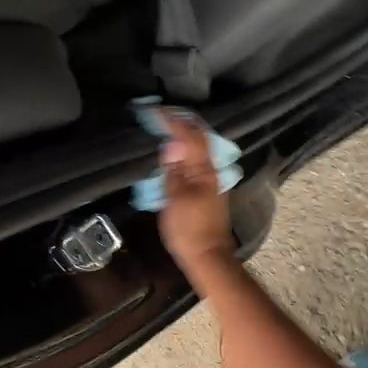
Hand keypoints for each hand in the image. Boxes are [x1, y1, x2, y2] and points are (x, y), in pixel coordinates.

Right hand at [156, 109, 234, 272]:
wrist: (207, 256)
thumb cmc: (188, 230)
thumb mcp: (174, 199)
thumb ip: (173, 171)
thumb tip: (171, 145)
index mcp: (204, 171)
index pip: (190, 137)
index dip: (173, 121)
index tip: (156, 111)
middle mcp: (212, 170)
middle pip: (200, 138)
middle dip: (182, 123)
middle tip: (162, 114)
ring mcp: (212, 180)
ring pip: (200, 148)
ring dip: (184, 135)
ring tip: (166, 127)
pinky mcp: (208, 189)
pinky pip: (197, 159)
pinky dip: (186, 149)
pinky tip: (175, 151)